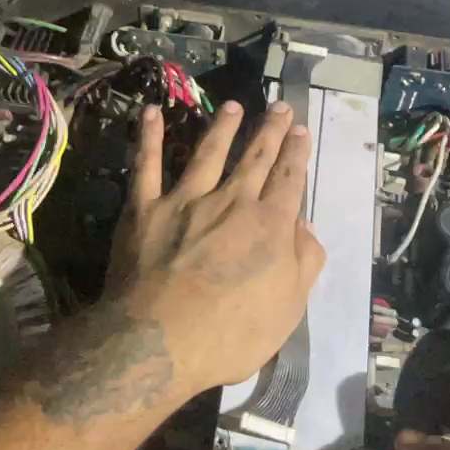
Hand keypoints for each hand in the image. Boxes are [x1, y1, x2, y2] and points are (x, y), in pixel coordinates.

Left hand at [106, 100, 325, 397]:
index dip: (297, 153)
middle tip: (279, 106)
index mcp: (269, 226)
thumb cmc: (230, 337)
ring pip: (208, 153)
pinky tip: (152, 113)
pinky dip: (149, 137)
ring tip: (233, 106)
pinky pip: (146, 166)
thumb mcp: (289, 309)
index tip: (301, 130)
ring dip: (223, 126)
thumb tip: (304, 225)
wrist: (158, 343)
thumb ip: (304, 263)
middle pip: (255, 158)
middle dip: (270, 130)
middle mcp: (231, 202)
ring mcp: (186, 201)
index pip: (289, 179)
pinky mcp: (145, 209)